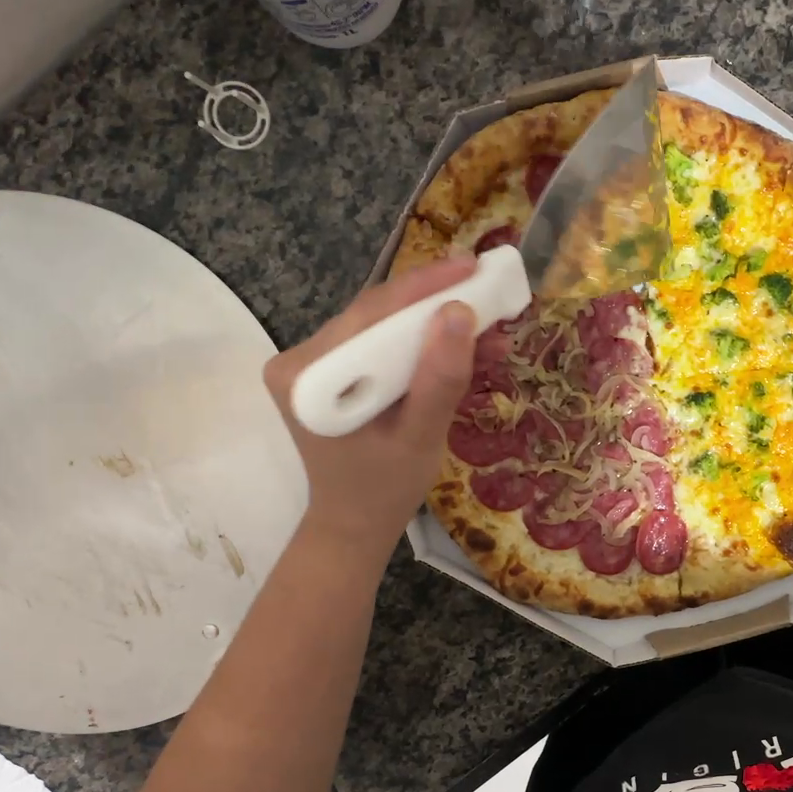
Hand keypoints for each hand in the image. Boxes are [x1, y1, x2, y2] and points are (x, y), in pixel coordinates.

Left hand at [262, 257, 478, 556]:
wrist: (356, 523)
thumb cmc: (386, 489)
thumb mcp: (420, 438)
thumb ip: (439, 380)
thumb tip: (461, 314)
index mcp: (308, 378)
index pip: (371, 315)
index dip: (425, 288)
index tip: (474, 268)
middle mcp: (300, 361)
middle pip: (377, 317)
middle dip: (438, 307)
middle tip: (492, 297)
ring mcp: (313, 366)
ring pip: (383, 329)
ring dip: (437, 327)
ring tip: (491, 330)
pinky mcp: (330, 373)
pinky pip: (381, 347)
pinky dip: (423, 346)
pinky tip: (463, 348)